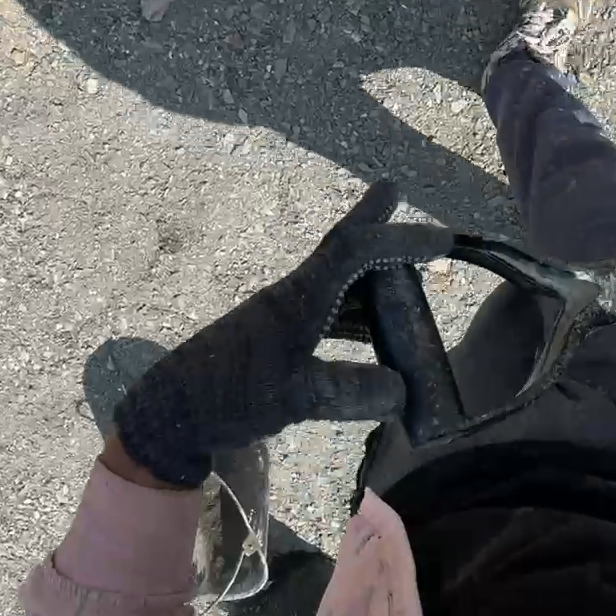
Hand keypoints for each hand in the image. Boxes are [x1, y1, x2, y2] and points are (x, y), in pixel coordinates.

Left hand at [113, 182, 452, 487]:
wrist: (174, 409)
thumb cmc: (230, 393)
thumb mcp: (296, 396)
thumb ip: (350, 390)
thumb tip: (401, 392)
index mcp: (300, 296)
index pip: (356, 249)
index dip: (398, 237)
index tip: (441, 236)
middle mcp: (297, 295)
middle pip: (345, 250)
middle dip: (375, 225)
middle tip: (402, 205)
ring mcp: (288, 315)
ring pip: (341, 284)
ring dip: (373, 279)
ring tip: (408, 283)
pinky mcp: (281, 338)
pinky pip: (332, 315)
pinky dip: (359, 318)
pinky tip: (377, 338)